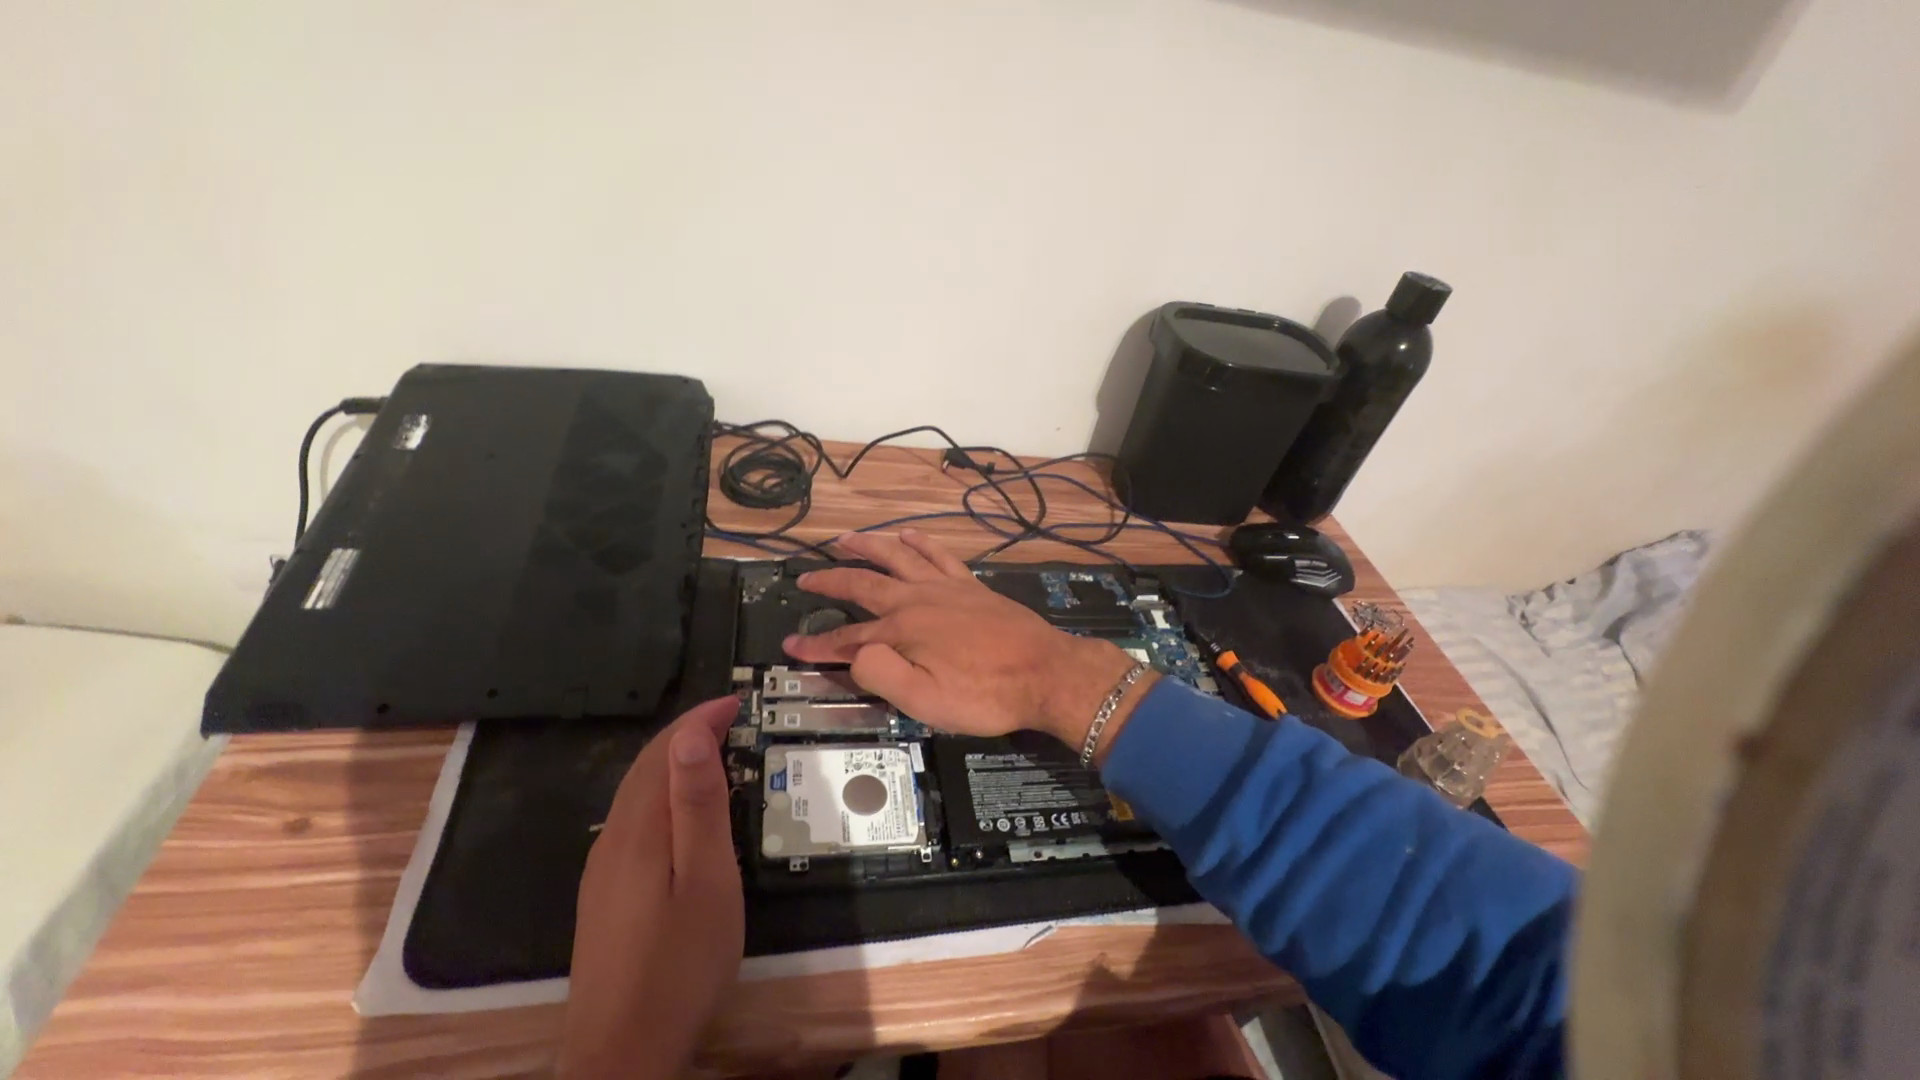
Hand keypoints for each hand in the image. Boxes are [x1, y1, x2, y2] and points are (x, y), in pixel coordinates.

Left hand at [559, 696, 742, 1079]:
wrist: (621, 1052)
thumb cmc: (680, 964)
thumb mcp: (706, 882)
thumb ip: (698, 808)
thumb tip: (690, 735)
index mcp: (639, 829)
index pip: (666, 751)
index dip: (701, 720)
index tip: (738, 702)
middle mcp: (613, 839)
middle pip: (645, 767)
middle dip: (687, 734)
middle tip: (733, 721)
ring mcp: (603, 868)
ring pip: (636, 793)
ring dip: (674, 763)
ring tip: (717, 756)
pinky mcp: (605, 893)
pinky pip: (633, 821)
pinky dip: (662, 795)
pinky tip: (684, 815)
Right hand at [783, 530, 1157, 757]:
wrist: (1046, 673)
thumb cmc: (985, 695)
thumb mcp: (926, 701)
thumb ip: (882, 675)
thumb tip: (853, 652)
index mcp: (902, 631)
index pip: (847, 638)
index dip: (817, 644)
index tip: (792, 645)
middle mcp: (917, 600)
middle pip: (864, 583)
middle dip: (830, 581)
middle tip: (806, 577)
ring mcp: (945, 587)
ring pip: (896, 556)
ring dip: (867, 546)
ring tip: (844, 538)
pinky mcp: (970, 585)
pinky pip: (937, 554)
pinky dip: (918, 541)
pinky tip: (908, 534)